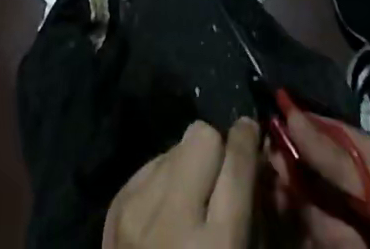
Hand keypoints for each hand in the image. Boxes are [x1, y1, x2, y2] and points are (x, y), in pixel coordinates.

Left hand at [104, 118, 260, 248]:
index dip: (247, 139)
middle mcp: (171, 220)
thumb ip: (254, 208)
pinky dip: (164, 177)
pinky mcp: (114, 208)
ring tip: (190, 194)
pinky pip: (151, 165)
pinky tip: (165, 207)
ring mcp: (135, 211)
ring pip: (174, 146)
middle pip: (201, 137)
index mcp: (217, 244)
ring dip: (188, 162)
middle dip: (215, 146)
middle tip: (221, 170)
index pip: (237, 162)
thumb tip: (255, 154)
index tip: (251, 131)